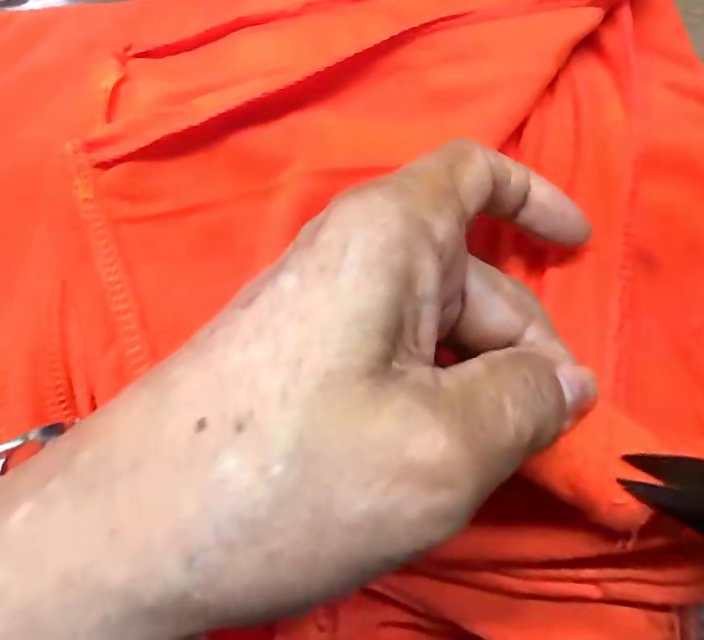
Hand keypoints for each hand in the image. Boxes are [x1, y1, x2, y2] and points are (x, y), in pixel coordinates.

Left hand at [0, 141, 598, 639]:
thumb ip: (524, 405)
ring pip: (436, 320)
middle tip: (557, 422)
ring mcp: (327, 300)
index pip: (474, 173)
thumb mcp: (441, 447)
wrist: (125, 531)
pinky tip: (446, 449)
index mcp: (391, 233)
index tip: (579, 243)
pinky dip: (440, 387)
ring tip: (504, 452)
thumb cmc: (291, 469)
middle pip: (471, 271)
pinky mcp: (305, 348)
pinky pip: (398, 348)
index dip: (534, 197)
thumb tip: (569, 384)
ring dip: (483, 375)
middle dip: (524, 340)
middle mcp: (357, 249)